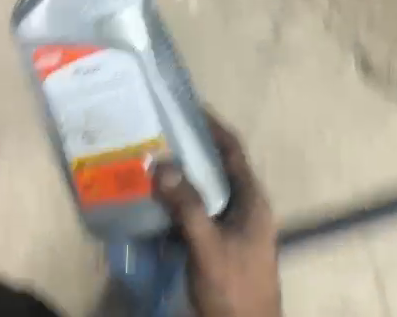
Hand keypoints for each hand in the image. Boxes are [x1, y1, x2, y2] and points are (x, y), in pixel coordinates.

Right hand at [155, 114, 281, 316]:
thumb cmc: (234, 290)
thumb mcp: (208, 247)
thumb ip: (187, 205)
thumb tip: (161, 162)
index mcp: (252, 202)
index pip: (232, 151)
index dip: (211, 126)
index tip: (183, 105)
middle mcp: (242, 210)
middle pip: (214, 167)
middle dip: (186, 148)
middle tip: (153, 129)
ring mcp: (230, 229)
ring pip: (201, 190)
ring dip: (176, 175)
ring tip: (145, 157)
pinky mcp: (216, 246)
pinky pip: (193, 213)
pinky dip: (173, 202)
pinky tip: (148, 198)